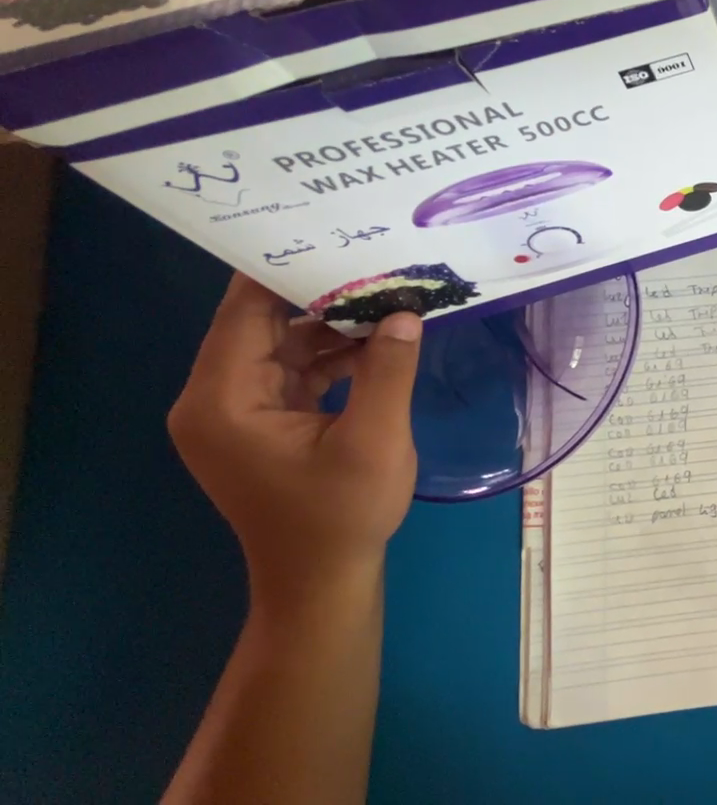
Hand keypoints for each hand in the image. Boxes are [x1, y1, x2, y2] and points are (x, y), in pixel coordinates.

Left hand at [167, 274, 421, 611]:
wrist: (322, 577)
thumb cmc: (341, 512)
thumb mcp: (374, 438)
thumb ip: (387, 370)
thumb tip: (405, 312)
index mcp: (222, 400)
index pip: (242, 314)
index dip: (283, 272)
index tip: (333, 236)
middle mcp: (215, 399)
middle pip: (261, 325)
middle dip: (319, 295)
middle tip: (376, 261)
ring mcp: (237, 412)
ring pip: (282, 346)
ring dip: (334, 326)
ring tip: (390, 297)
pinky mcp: (263, 423)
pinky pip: (294, 371)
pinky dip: (334, 355)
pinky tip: (380, 343)